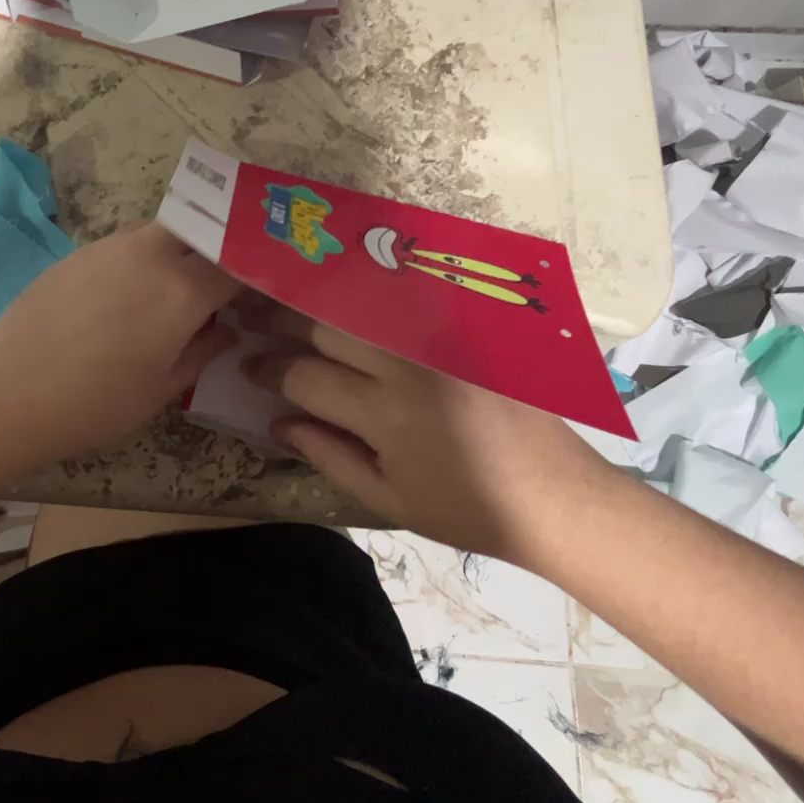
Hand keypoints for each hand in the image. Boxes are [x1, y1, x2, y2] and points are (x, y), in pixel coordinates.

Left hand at [0, 223, 240, 472]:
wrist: (6, 394)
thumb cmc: (94, 404)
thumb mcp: (162, 389)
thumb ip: (203, 351)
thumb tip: (228, 330)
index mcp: (182, 289)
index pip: (237, 264)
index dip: (255, 274)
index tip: (262, 290)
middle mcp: (150, 254)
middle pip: (201, 232)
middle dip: (218, 251)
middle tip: (222, 286)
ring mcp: (109, 247)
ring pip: (161, 232)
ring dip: (180, 251)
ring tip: (175, 292)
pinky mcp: (77, 253)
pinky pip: (125, 244)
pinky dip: (143, 258)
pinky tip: (128, 297)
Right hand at [240, 302, 613, 563]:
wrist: (556, 495)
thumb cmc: (465, 508)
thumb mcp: (387, 498)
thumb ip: (327, 454)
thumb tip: (275, 423)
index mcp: (386, 415)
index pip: (306, 376)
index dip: (268, 369)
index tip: (246, 365)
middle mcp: (408, 367)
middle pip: (326, 328)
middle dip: (281, 321)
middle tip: (251, 317)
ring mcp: (439, 343)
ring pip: (361, 306)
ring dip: (319, 301)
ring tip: (288, 298)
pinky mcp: (465, 333)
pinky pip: (404, 303)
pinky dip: (367, 297)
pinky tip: (345, 294)